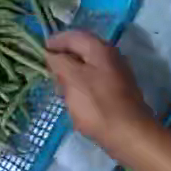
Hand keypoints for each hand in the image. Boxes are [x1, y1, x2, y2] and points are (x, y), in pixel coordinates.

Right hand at [45, 30, 157, 157]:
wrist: (129, 134)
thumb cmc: (97, 105)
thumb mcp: (72, 79)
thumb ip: (59, 62)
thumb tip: (51, 53)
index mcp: (100, 49)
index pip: (73, 35)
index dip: (55, 41)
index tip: (40, 52)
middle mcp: (111, 56)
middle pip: (82, 50)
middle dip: (63, 58)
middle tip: (49, 71)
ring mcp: (117, 74)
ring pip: (88, 66)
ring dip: (72, 73)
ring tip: (59, 87)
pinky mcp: (118, 91)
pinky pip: (95, 81)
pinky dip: (82, 85)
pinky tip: (76, 99)